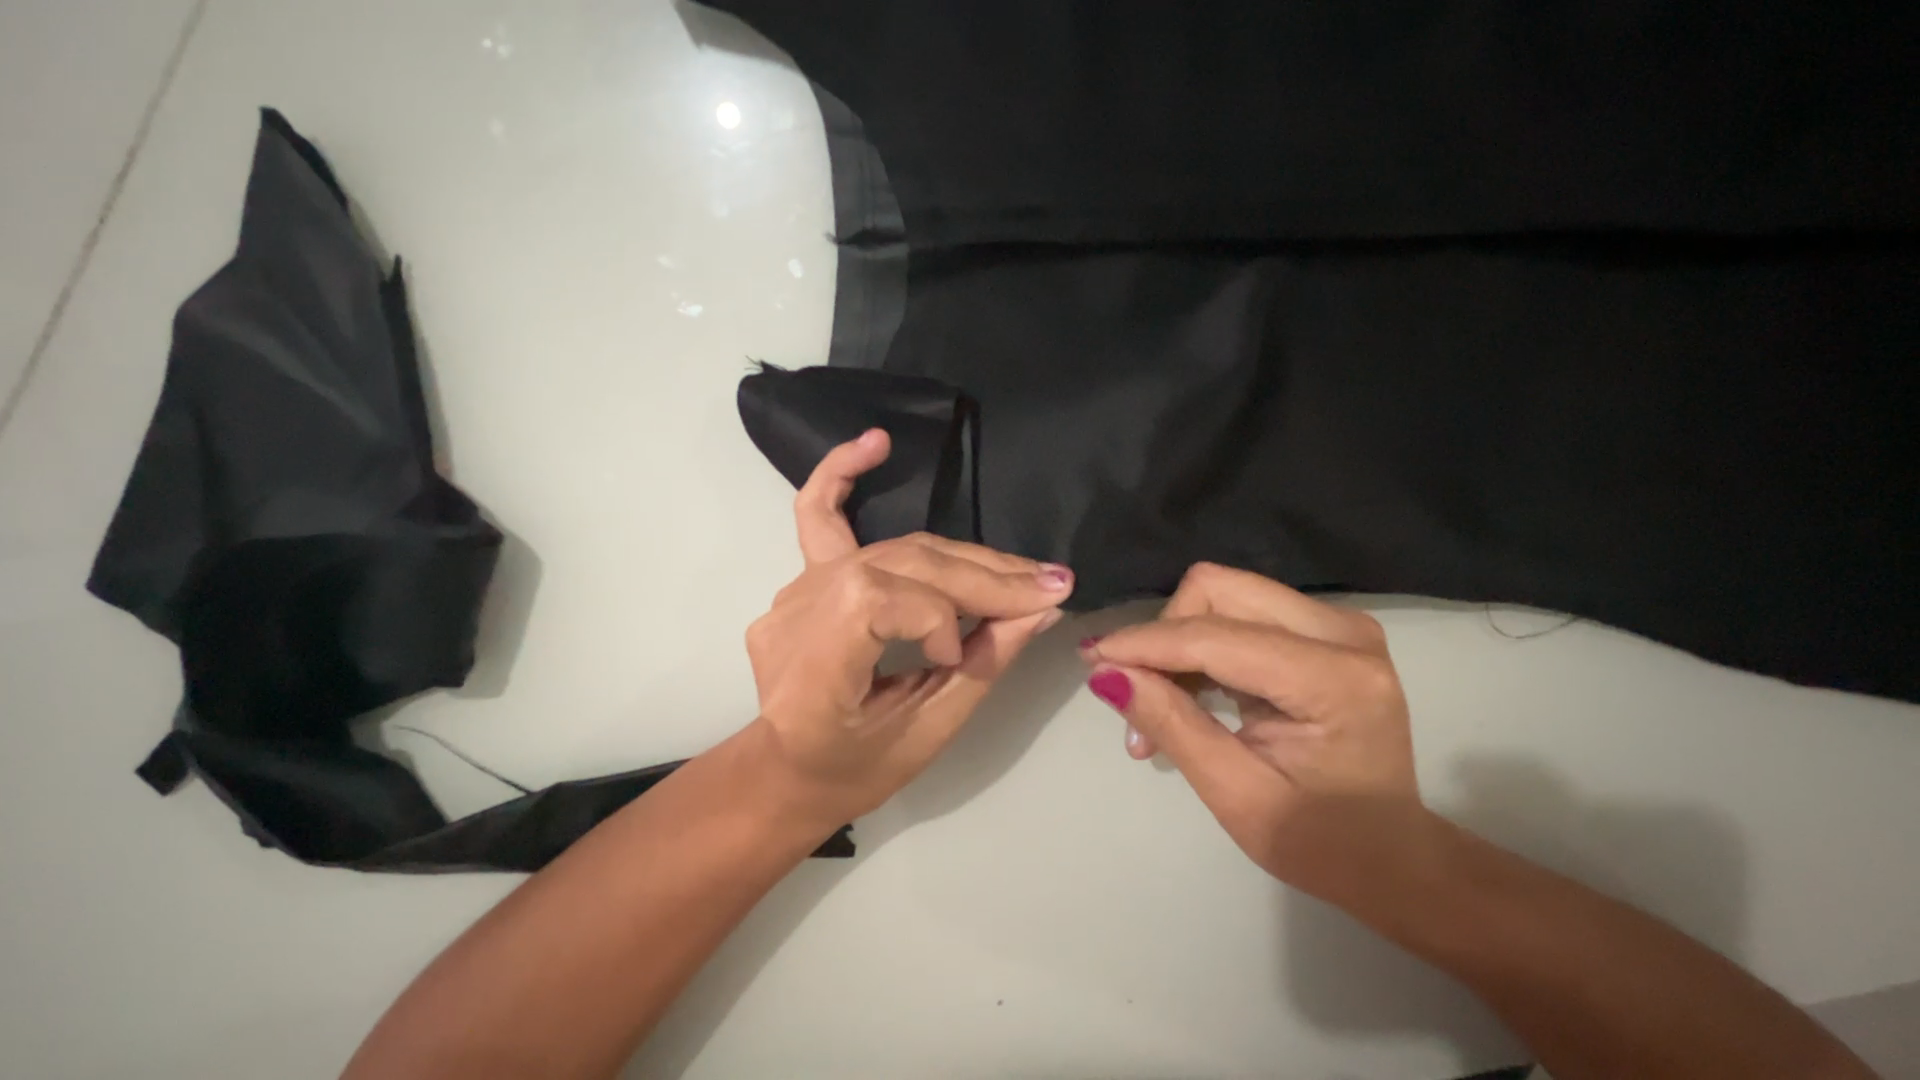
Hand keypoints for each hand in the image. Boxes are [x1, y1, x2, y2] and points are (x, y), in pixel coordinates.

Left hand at [745, 429, 1073, 824]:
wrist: (784, 773)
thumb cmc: (852, 773)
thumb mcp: (925, 736)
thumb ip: (980, 666)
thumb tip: (1042, 608)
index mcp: (809, 673)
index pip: (874, 600)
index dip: (936, 614)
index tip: (961, 653)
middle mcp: (793, 617)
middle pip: (897, 564)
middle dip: (980, 576)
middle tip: (1050, 587)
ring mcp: (792, 593)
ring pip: (890, 547)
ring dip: (961, 555)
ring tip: (1020, 570)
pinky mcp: (802, 580)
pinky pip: (819, 516)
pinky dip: (844, 475)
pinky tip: (877, 443)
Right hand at [1078, 563, 1433, 904]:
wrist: (1391, 856)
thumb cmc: (1321, 843)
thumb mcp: (1236, 795)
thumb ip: (1172, 725)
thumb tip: (1105, 673)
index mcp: (1334, 679)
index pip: (1215, 636)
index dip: (1145, 644)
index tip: (1090, 663)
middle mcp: (1343, 632)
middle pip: (1219, 590)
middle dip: (1163, 636)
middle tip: (1135, 695)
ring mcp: (1338, 625)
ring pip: (1225, 594)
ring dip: (1179, 642)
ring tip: (1157, 706)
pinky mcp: (1325, 630)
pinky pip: (1241, 613)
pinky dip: (1202, 646)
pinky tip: (1187, 694)